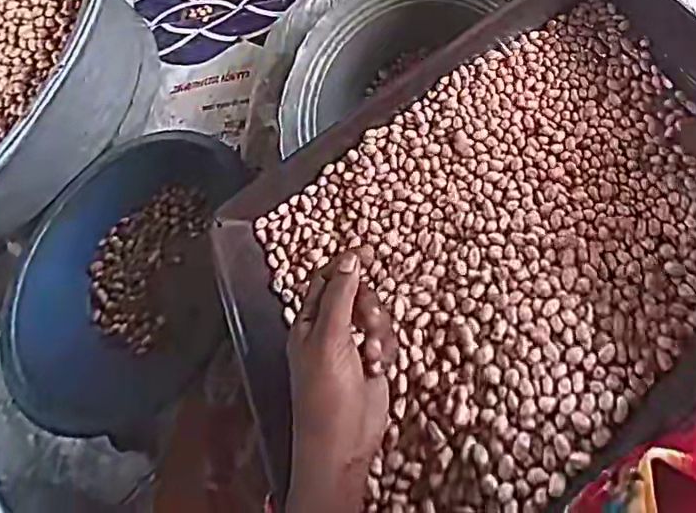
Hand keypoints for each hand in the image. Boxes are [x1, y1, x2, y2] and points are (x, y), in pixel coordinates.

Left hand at [286, 247, 393, 512]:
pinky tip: (378, 368)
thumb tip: (350, 259)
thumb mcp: (330, 338)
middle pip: (356, 293)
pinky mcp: (371, 360)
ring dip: (379, 330)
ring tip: (372, 355)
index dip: (345, 262)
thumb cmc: (324, 396)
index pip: (326, 279)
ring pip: (375, 314)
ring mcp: (351, 346)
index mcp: (309, 323)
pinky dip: (386, 348)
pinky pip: (386, 337)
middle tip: (369, 320)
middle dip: (368, 305)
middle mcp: (329, 331)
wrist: (343, 445)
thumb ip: (341, 295)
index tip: (368, 250)